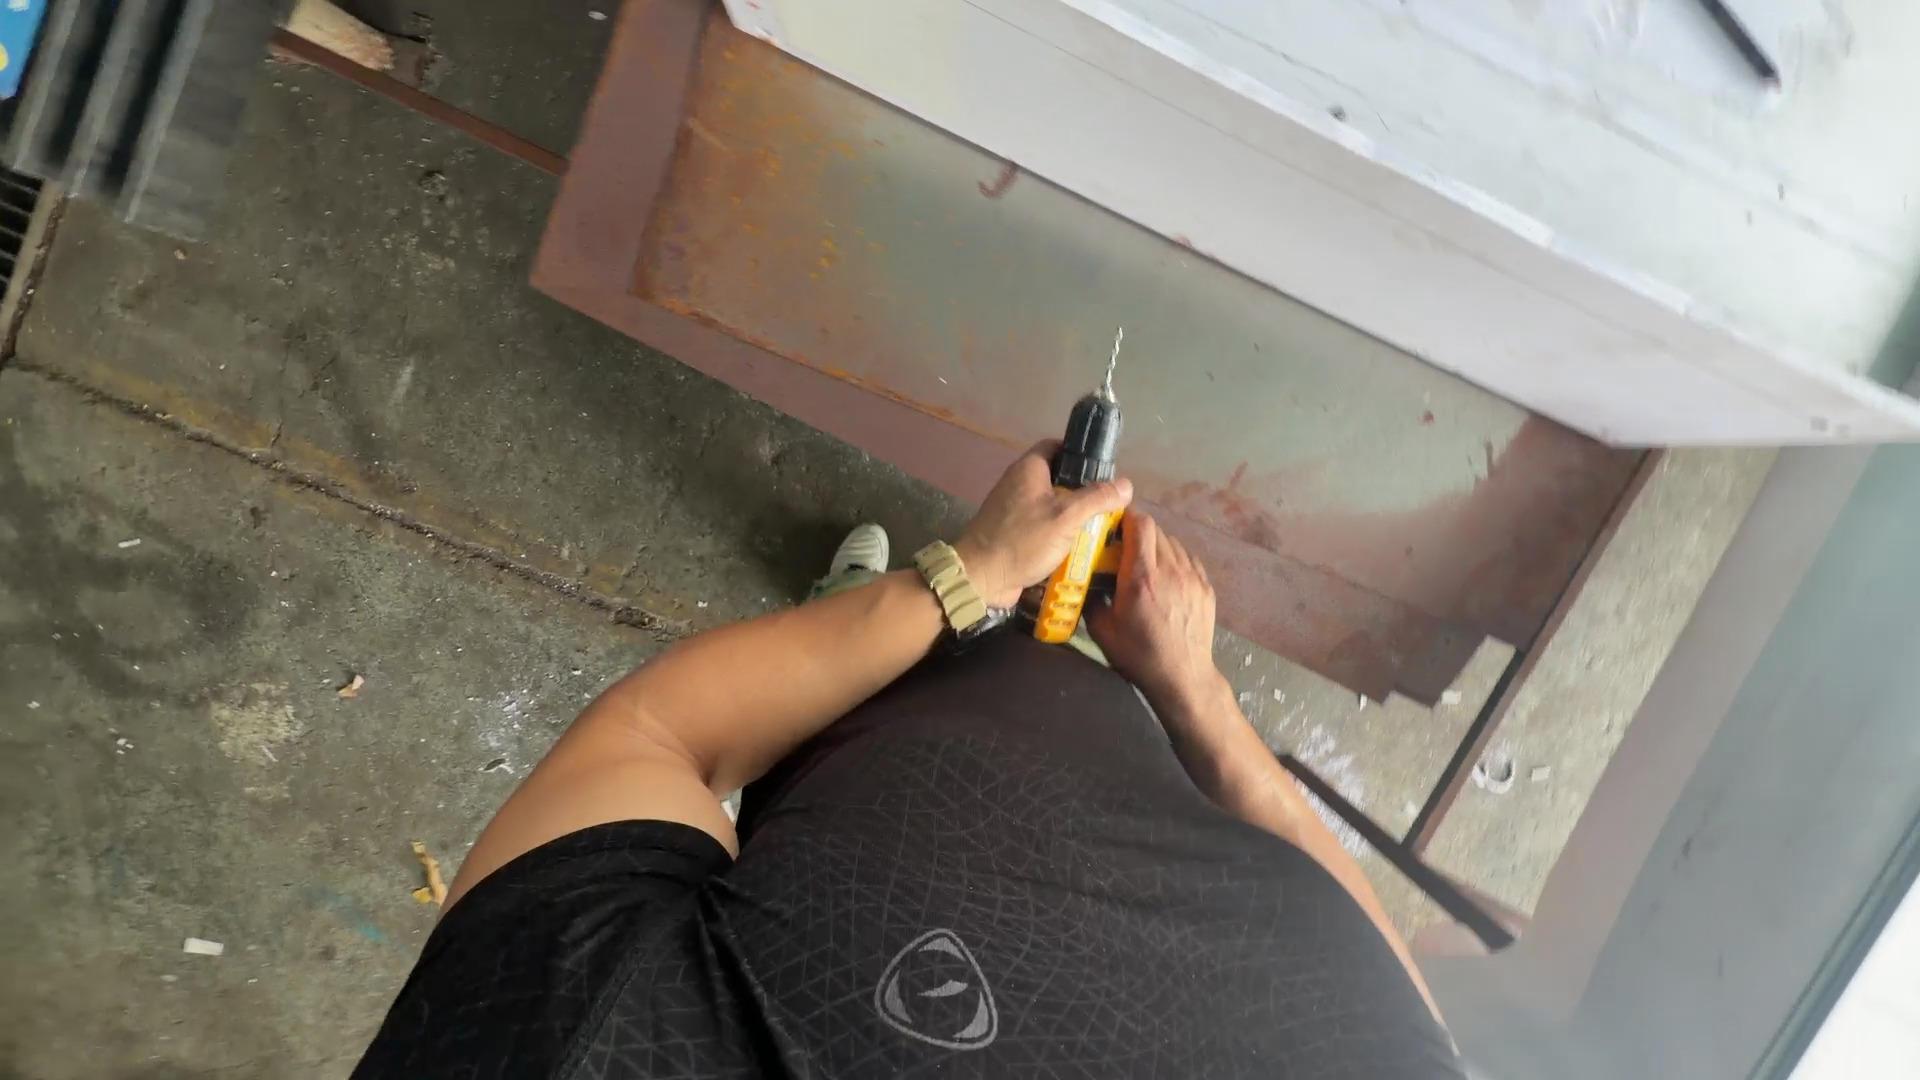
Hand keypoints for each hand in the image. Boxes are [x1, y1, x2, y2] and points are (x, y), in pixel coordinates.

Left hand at [954, 441, 1133, 608]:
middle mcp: (1019, 484)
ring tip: (1102, 528)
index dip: (1079, 453)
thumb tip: (1126, 485)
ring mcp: (1014, 510)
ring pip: (1053, 506)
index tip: (1103, 469)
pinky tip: (1080, 548)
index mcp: (1028, 469)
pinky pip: (1043, 528)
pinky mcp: (1014, 534)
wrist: (981, 578)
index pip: (1056, 446)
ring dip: (1074, 517)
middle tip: (1108, 504)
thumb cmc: (1022, 540)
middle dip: (1083, 491)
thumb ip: (1096, 498)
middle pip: (1058, 478)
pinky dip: (1060, 535)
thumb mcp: (1066, 516)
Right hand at [1085, 513, 1219, 705]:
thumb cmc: (1138, 654)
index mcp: (1141, 577)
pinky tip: (1165, 575)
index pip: (1140, 524)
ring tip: (1144, 561)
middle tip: (1122, 545)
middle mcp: (1170, 569)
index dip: (1126, 516)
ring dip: (1156, 545)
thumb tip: (1086, 582)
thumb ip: (1092, 600)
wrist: (1182, 677)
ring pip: (1172, 542)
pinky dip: (1173, 558)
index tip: (1113, 523)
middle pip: (1156, 529)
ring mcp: (1192, 577)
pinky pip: (1187, 558)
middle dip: (1137, 531)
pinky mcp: (1206, 587)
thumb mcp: (1102, 630)